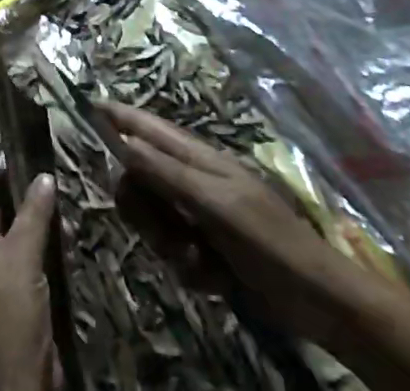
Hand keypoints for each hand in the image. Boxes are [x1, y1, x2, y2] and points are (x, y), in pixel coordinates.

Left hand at [0, 169, 59, 390]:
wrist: (16, 374)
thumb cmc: (11, 307)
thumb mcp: (23, 255)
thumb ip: (33, 213)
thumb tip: (44, 175)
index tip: (31, 167)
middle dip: (24, 196)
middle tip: (56, 190)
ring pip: (15, 229)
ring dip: (39, 221)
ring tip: (67, 219)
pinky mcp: (14, 285)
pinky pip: (26, 252)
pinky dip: (44, 244)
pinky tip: (68, 242)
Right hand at [101, 102, 352, 344]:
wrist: (321, 303)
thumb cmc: (270, 241)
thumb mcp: (215, 202)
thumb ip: (166, 171)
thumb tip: (122, 139)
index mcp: (198, 159)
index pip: (147, 127)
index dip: (118, 115)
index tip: (88, 106)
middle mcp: (192, 180)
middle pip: (137, 177)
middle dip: (142, 207)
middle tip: (159, 228)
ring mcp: (197, 214)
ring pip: (150, 215)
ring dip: (165, 241)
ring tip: (195, 259)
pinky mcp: (203, 246)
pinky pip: (169, 247)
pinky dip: (185, 265)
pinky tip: (210, 276)